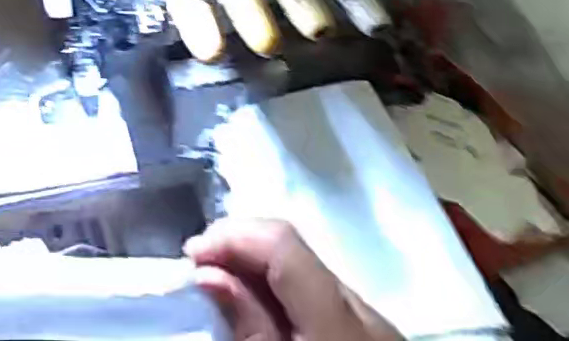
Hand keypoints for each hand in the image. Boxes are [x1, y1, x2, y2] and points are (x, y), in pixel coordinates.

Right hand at [185, 218, 403, 340]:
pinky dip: (282, 291)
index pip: (283, 245)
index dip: (233, 236)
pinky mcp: (376, 335)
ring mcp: (376, 323)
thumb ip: (248, 332)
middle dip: (240, 248)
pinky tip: (259, 311)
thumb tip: (209, 274)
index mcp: (340, 326)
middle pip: (293, 248)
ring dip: (258, 268)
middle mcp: (364, 310)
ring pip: (306, 267)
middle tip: (197, 270)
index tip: (191, 256)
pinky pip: (320, 292)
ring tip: (218, 286)